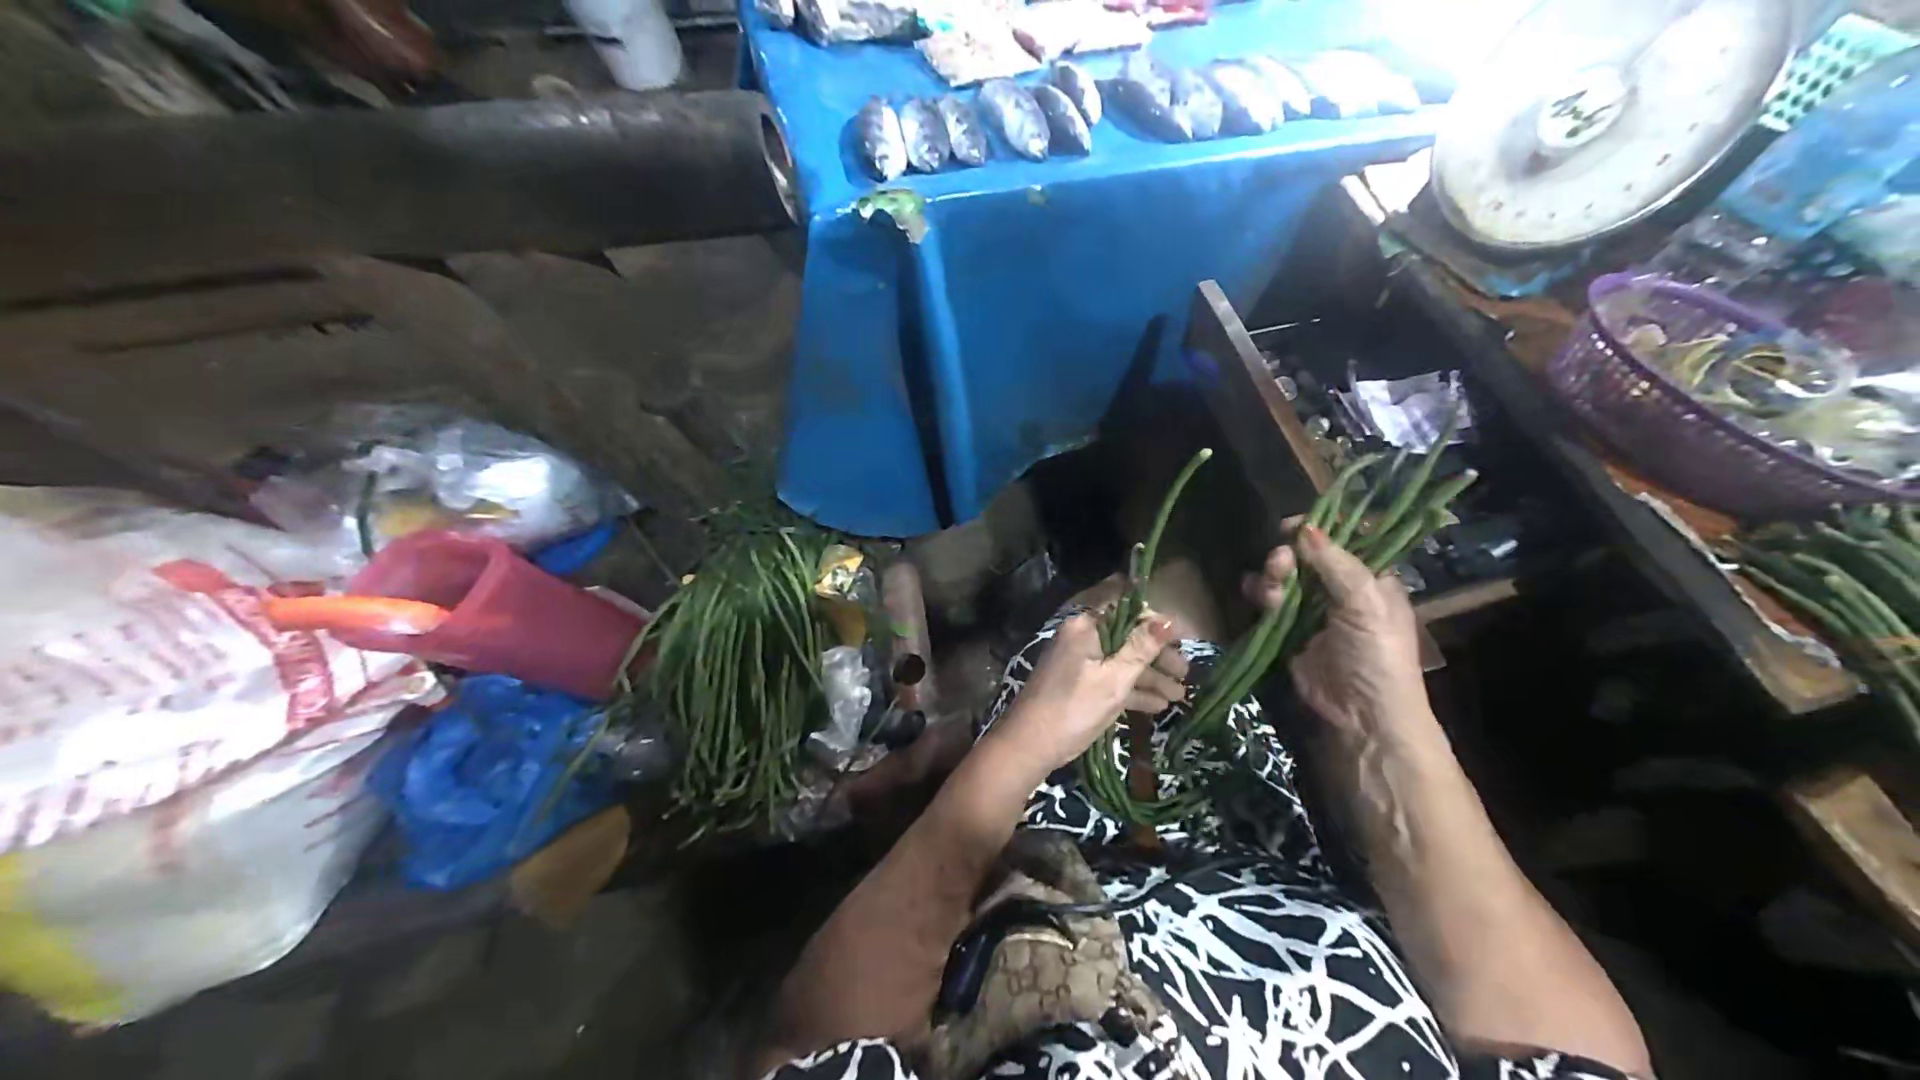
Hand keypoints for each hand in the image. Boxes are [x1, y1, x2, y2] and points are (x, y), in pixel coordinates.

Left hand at [988, 612, 1178, 783]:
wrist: (1029, 745)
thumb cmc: (1074, 708)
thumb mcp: (1114, 679)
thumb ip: (1142, 648)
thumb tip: (1169, 618)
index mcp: (1085, 625)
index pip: (1127, 610)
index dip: (1157, 623)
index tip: (1185, 639)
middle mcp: (1080, 636)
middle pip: (1126, 637)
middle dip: (1158, 655)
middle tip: (1186, 674)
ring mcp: (1077, 660)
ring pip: (1120, 660)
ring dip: (1149, 677)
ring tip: (1180, 696)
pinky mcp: (1077, 683)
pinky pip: (1109, 678)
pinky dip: (1131, 689)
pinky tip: (1158, 705)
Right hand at [1245, 525, 1432, 740]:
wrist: (1362, 716)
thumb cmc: (1377, 656)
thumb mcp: (1366, 604)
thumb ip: (1336, 564)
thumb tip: (1306, 527)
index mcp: (1371, 579)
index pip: (1344, 540)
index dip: (1319, 529)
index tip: (1294, 526)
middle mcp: (1340, 590)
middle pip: (1306, 555)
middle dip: (1289, 554)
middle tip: (1281, 560)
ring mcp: (1312, 610)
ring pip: (1284, 576)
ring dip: (1273, 574)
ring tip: (1271, 585)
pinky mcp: (1287, 630)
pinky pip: (1269, 601)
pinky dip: (1260, 594)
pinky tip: (1257, 596)